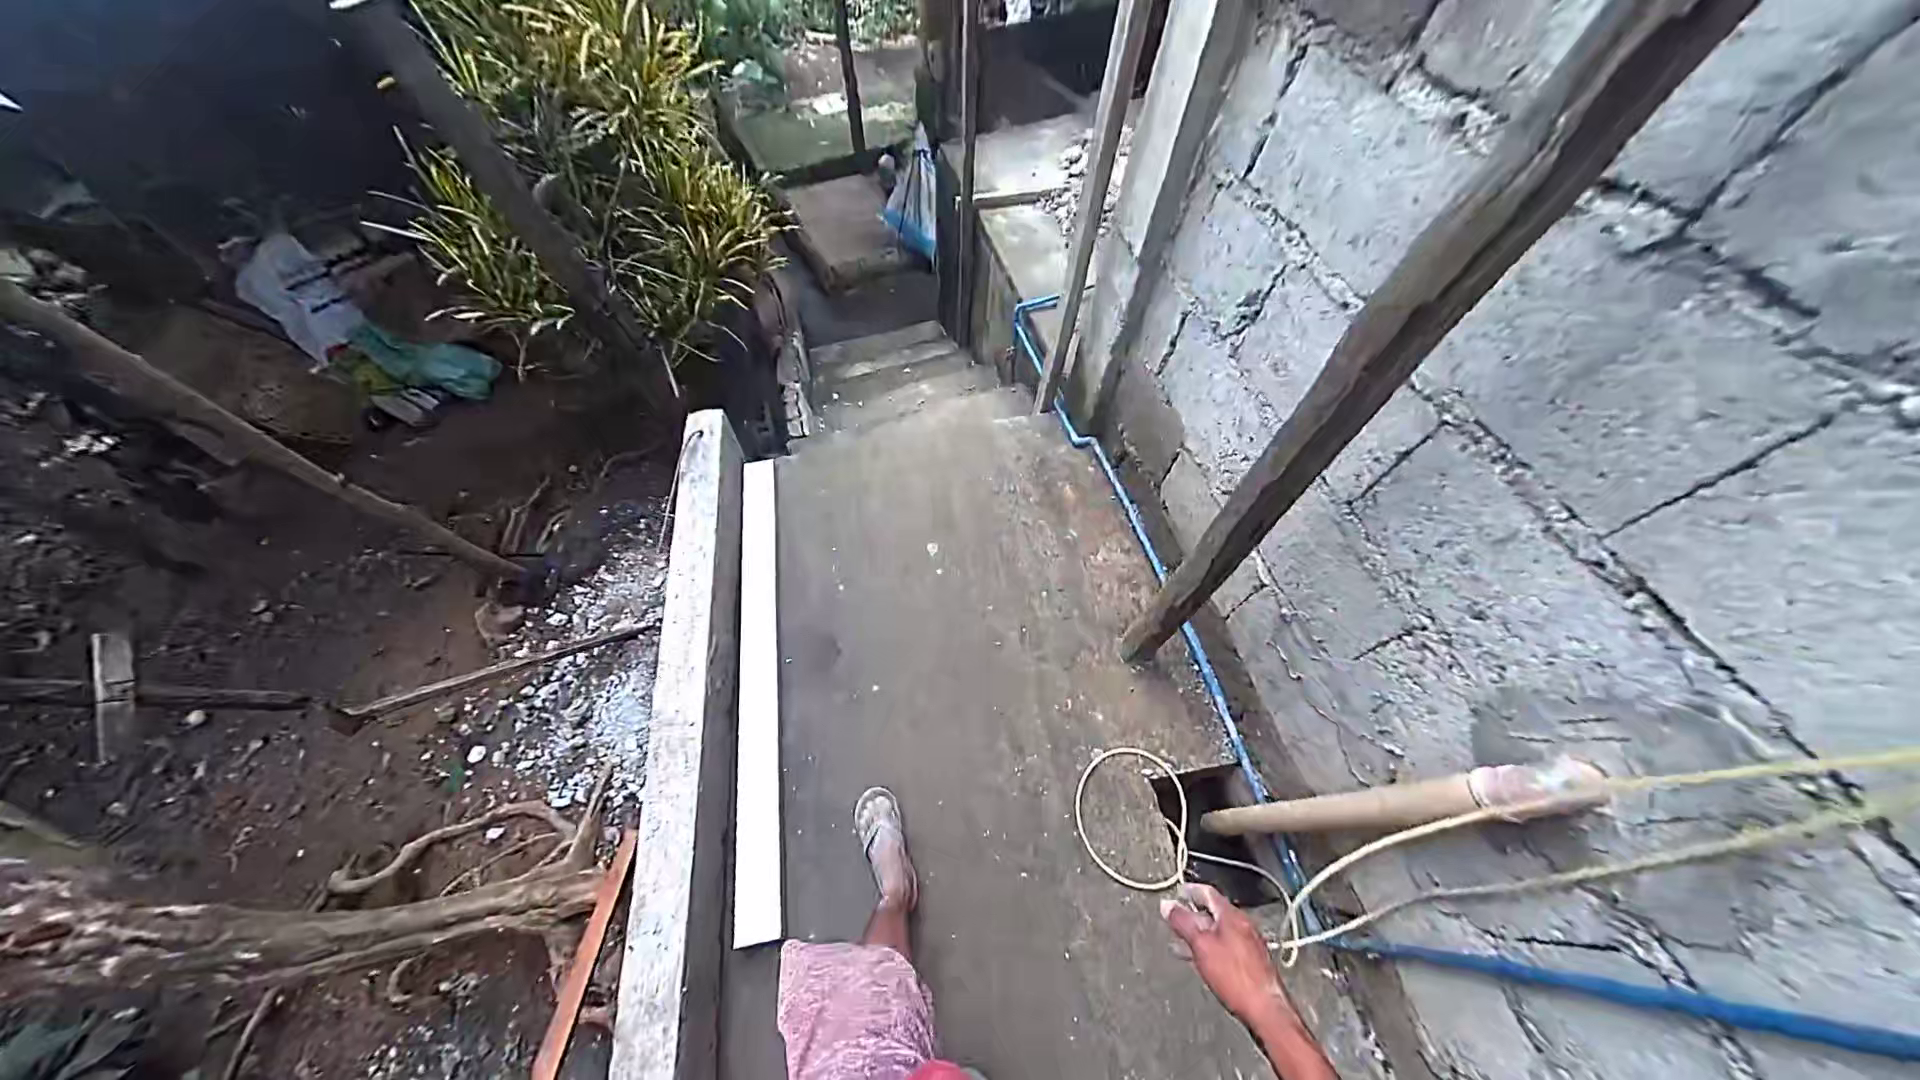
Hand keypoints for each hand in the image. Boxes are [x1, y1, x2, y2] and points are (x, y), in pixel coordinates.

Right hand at [1164, 884, 1336, 1079]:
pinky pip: (1228, 947)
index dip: (1189, 891)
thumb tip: (1167, 905)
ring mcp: (1251, 945)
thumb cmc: (1237, 978)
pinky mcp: (1254, 964)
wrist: (1267, 1012)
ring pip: (1220, 931)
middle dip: (1193, 915)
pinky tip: (1206, 961)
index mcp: (1232, 915)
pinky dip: (1213, 948)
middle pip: (1214, 912)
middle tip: (1177, 919)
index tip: (1178, 893)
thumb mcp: (1200, 945)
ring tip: (1185, 943)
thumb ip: (1182, 922)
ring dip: (1201, 934)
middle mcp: (1244, 926)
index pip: (1207, 892)